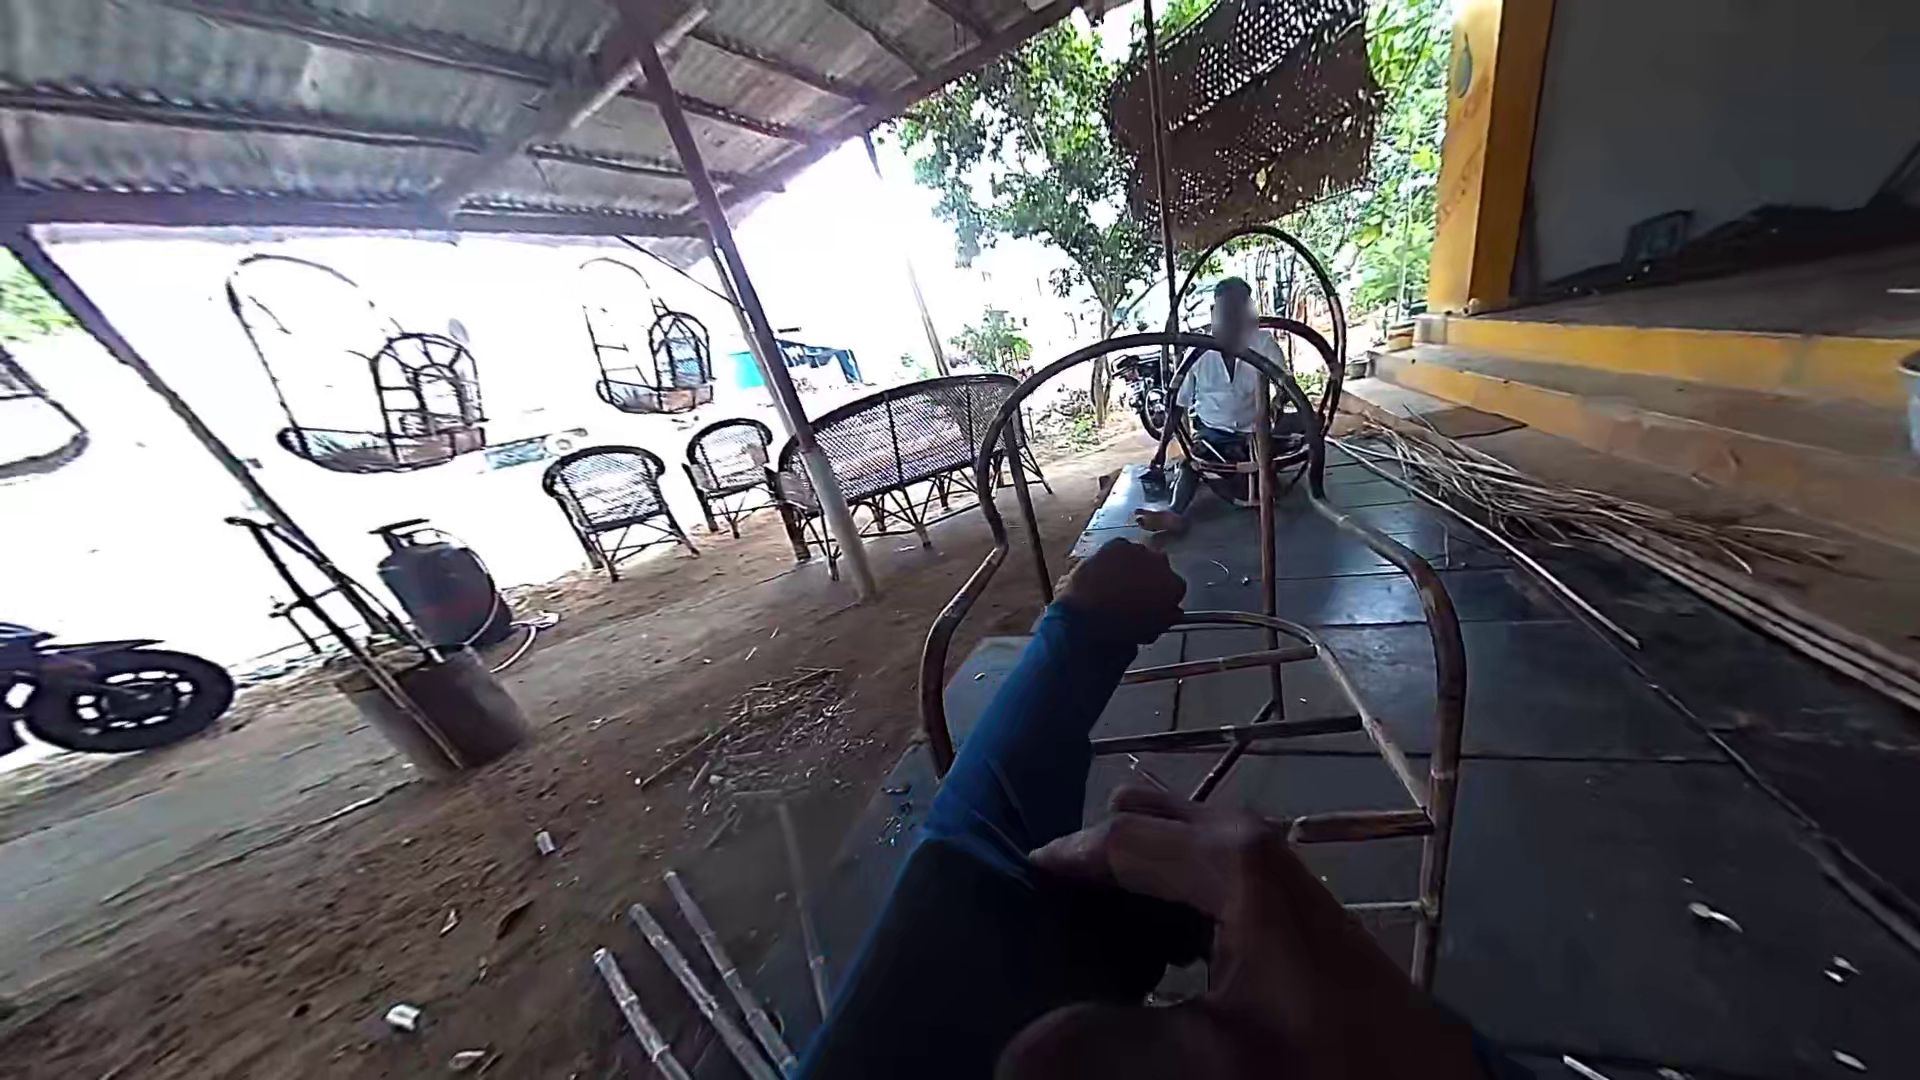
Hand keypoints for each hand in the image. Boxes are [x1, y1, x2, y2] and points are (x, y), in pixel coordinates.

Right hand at [1009, 785, 1485, 1079]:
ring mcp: (1258, 850)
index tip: (1019, 884)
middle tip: (1060, 908)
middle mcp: (1239, 835)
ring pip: (1162, 829)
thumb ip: (1107, 1048)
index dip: (1065, 859)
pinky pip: (1187, 853)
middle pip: (1138, 814)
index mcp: (1228, 859)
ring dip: (1124, 866)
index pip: (1120, 839)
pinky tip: (1147, 939)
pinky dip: (1155, 880)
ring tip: (1092, 923)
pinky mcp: (1269, 876)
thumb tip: (1012, 1053)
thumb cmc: (1328, 1070)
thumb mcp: (1216, 1069)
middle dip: (1094, 852)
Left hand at [1057, 539, 1185, 643]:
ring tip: (1114, 582)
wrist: (1087, 614)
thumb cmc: (1120, 628)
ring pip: (1139, 556)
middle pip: (1159, 567)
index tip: (1152, 601)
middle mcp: (1161, 563)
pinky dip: (1113, 558)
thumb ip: (1165, 618)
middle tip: (1133, 592)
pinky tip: (1103, 571)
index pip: (1175, 587)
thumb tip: (1171, 612)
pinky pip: (1119, 549)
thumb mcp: (1151, 631)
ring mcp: (1138, 550)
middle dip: (1149, 577)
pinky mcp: (1116, 544)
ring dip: (1132, 566)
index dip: (1163, 595)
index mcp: (1173, 586)